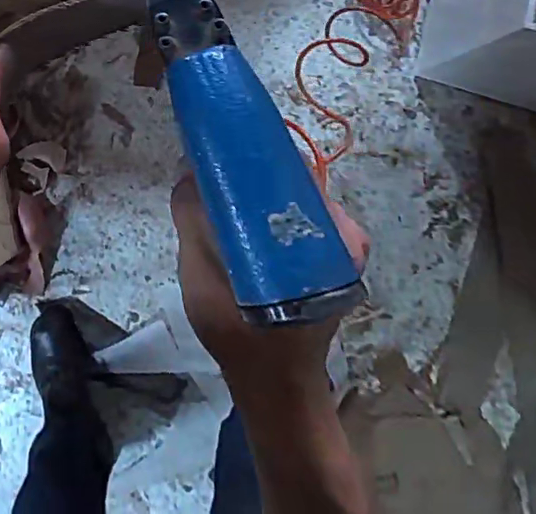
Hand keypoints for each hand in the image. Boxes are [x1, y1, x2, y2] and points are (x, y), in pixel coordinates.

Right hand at [170, 174, 370, 386]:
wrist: (275, 385)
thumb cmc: (239, 336)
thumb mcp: (202, 281)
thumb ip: (194, 222)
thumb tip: (189, 169)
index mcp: (326, 236)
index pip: (290, 171)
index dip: (251, 156)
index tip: (218, 150)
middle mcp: (345, 233)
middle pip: (293, 179)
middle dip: (251, 171)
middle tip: (214, 173)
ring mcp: (343, 245)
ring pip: (294, 195)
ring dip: (259, 191)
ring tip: (223, 193)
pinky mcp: (335, 256)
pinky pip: (298, 216)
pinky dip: (269, 210)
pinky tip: (242, 221)